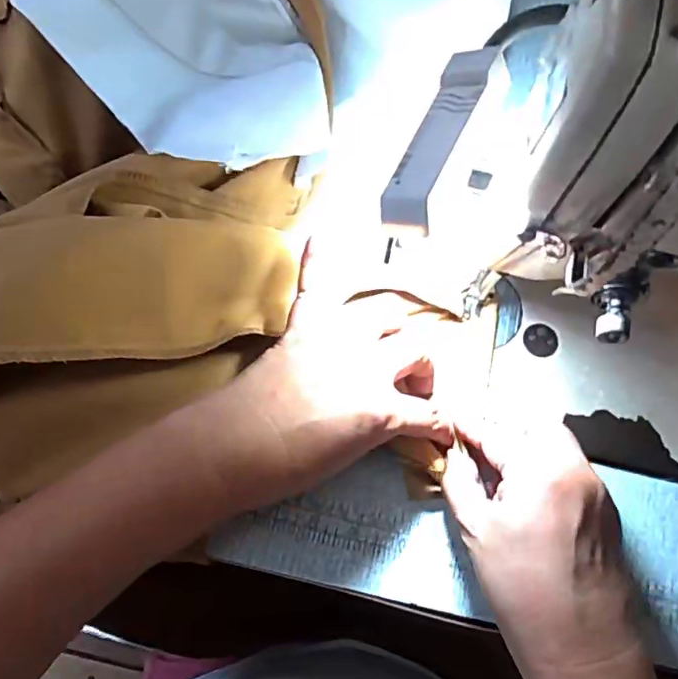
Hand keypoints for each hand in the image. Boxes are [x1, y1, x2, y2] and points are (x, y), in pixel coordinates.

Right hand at [181, 243, 453, 512]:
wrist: (236, 443)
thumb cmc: (236, 419)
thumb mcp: (266, 373)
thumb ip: (291, 364)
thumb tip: (301, 386)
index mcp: (306, 327)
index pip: (318, 281)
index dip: (320, 257)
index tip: (322, 235)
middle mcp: (341, 338)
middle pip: (390, 313)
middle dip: (402, 334)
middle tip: (399, 364)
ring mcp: (365, 371)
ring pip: (422, 350)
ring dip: (426, 373)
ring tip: (418, 397)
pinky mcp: (381, 412)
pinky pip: (432, 414)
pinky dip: (440, 428)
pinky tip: (439, 439)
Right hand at [442, 413, 640, 678]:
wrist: (581, 640)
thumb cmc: (522, 587)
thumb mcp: (476, 530)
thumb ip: (461, 482)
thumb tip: (455, 457)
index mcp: (543, 471)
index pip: (498, 432)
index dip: (469, 425)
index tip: (451, 420)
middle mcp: (577, 470)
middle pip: (535, 428)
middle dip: (502, 429)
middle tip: (471, 443)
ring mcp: (596, 489)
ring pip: (556, 447)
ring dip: (524, 446)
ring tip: (493, 466)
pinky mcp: (603, 508)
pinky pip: (568, 469)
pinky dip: (542, 466)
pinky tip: (521, 489)